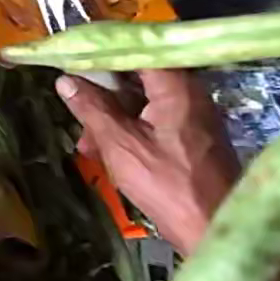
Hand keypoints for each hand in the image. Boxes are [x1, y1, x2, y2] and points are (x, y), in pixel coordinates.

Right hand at [56, 70, 239, 255]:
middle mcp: (189, 94)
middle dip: (102, 92)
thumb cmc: (167, 184)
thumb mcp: (119, 144)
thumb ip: (92, 108)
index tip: (74, 57)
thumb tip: (65, 80)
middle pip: (137, 77)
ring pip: (142, 102)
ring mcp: (192, 116)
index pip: (136, 50)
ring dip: (111, 117)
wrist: (213, 229)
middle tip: (74, 107)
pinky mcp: (191, 138)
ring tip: (86, 144)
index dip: (103, 52)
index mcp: (176, 87)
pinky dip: (128, 130)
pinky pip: (153, 121)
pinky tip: (106, 152)